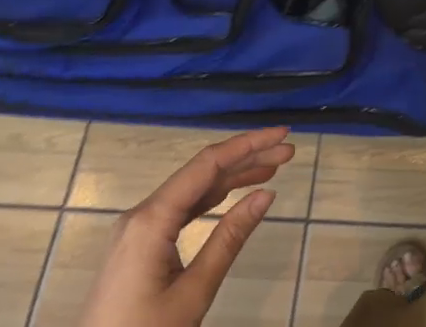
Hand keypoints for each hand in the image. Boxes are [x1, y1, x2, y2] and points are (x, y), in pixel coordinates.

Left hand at [77, 127, 296, 326]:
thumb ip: (229, 239)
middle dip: (246, 157)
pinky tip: (234, 194)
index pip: (208, 165)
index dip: (247, 145)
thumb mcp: (194, 292)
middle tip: (288, 151)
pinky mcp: (138, 244)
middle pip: (201, 172)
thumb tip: (266, 194)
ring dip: (232, 177)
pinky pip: (180, 209)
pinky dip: (211, 198)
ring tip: (272, 169)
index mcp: (152, 219)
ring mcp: (137, 229)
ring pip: (191, 189)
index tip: (283, 134)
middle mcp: (142, 213)